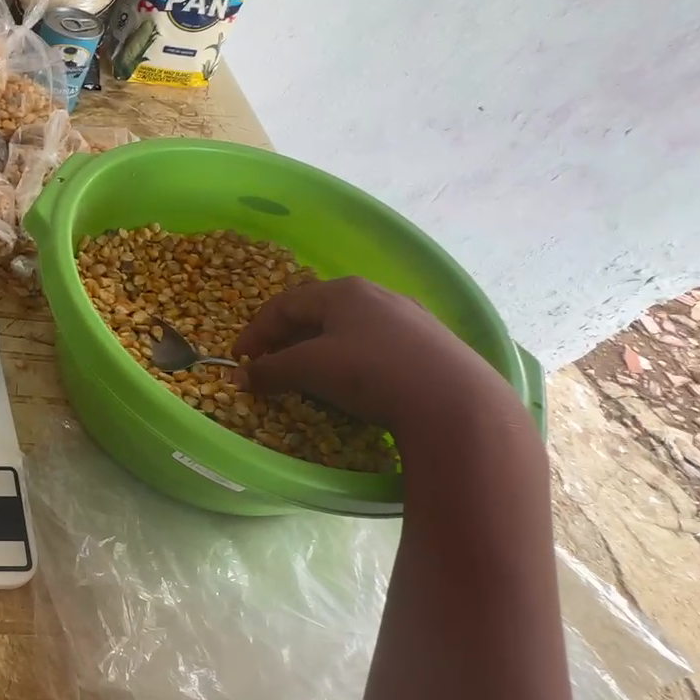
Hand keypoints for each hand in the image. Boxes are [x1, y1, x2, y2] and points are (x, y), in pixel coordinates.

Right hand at [232, 277, 520, 439]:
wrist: (461, 408)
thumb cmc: (373, 373)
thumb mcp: (310, 369)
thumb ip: (269, 370)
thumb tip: (239, 378)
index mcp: (343, 291)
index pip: (283, 305)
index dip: (256, 332)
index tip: (240, 360)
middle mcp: (377, 295)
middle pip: (317, 314)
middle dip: (288, 340)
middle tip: (271, 365)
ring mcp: (411, 319)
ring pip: (350, 329)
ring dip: (321, 350)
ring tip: (310, 376)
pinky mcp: (436, 346)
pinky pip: (379, 346)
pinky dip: (354, 361)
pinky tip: (356, 384)